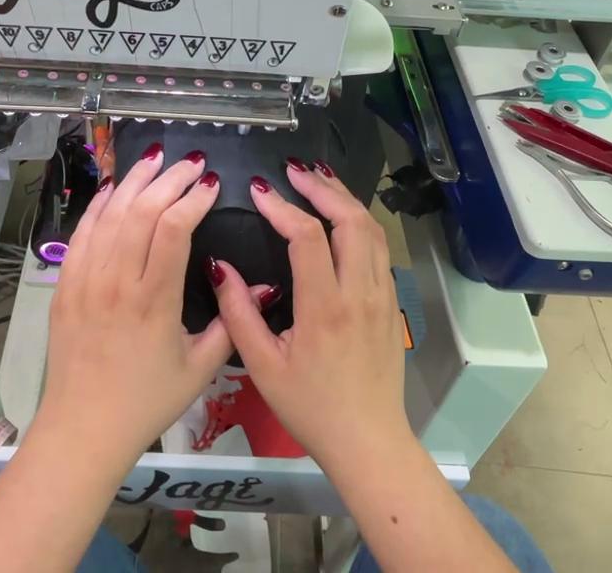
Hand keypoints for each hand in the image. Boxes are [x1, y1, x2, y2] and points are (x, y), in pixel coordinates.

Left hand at [35, 144, 234, 468]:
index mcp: (153, 301)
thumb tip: (264, 287)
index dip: (194, 200)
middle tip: (191, 162)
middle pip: (142, 212)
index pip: (174, 230)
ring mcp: (86, 281)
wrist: (83, 428)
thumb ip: (230, 324)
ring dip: (134, 182)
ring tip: (155, 159)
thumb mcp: (199, 370)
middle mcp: (117, 282)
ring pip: (110, 215)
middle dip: (170, 180)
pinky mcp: (65, 286)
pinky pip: (81, 235)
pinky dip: (98, 207)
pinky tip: (112, 189)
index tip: (212, 184)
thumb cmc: (146, 401)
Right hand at [209, 160, 410, 470]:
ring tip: (319, 181)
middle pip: (350, 220)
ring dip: (345, 199)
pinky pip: (380, 250)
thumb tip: (220, 266)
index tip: (258, 190)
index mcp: (325, 306)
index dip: (282, 206)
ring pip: (372, 230)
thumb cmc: (310, 407)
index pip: (308, 236)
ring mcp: (381, 296)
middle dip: (322, 188)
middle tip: (294, 170)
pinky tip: (343, 218)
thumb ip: (239, 313)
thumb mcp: (263, 367)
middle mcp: (359, 292)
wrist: (368, 440)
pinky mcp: (391, 304)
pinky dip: (361, 222)